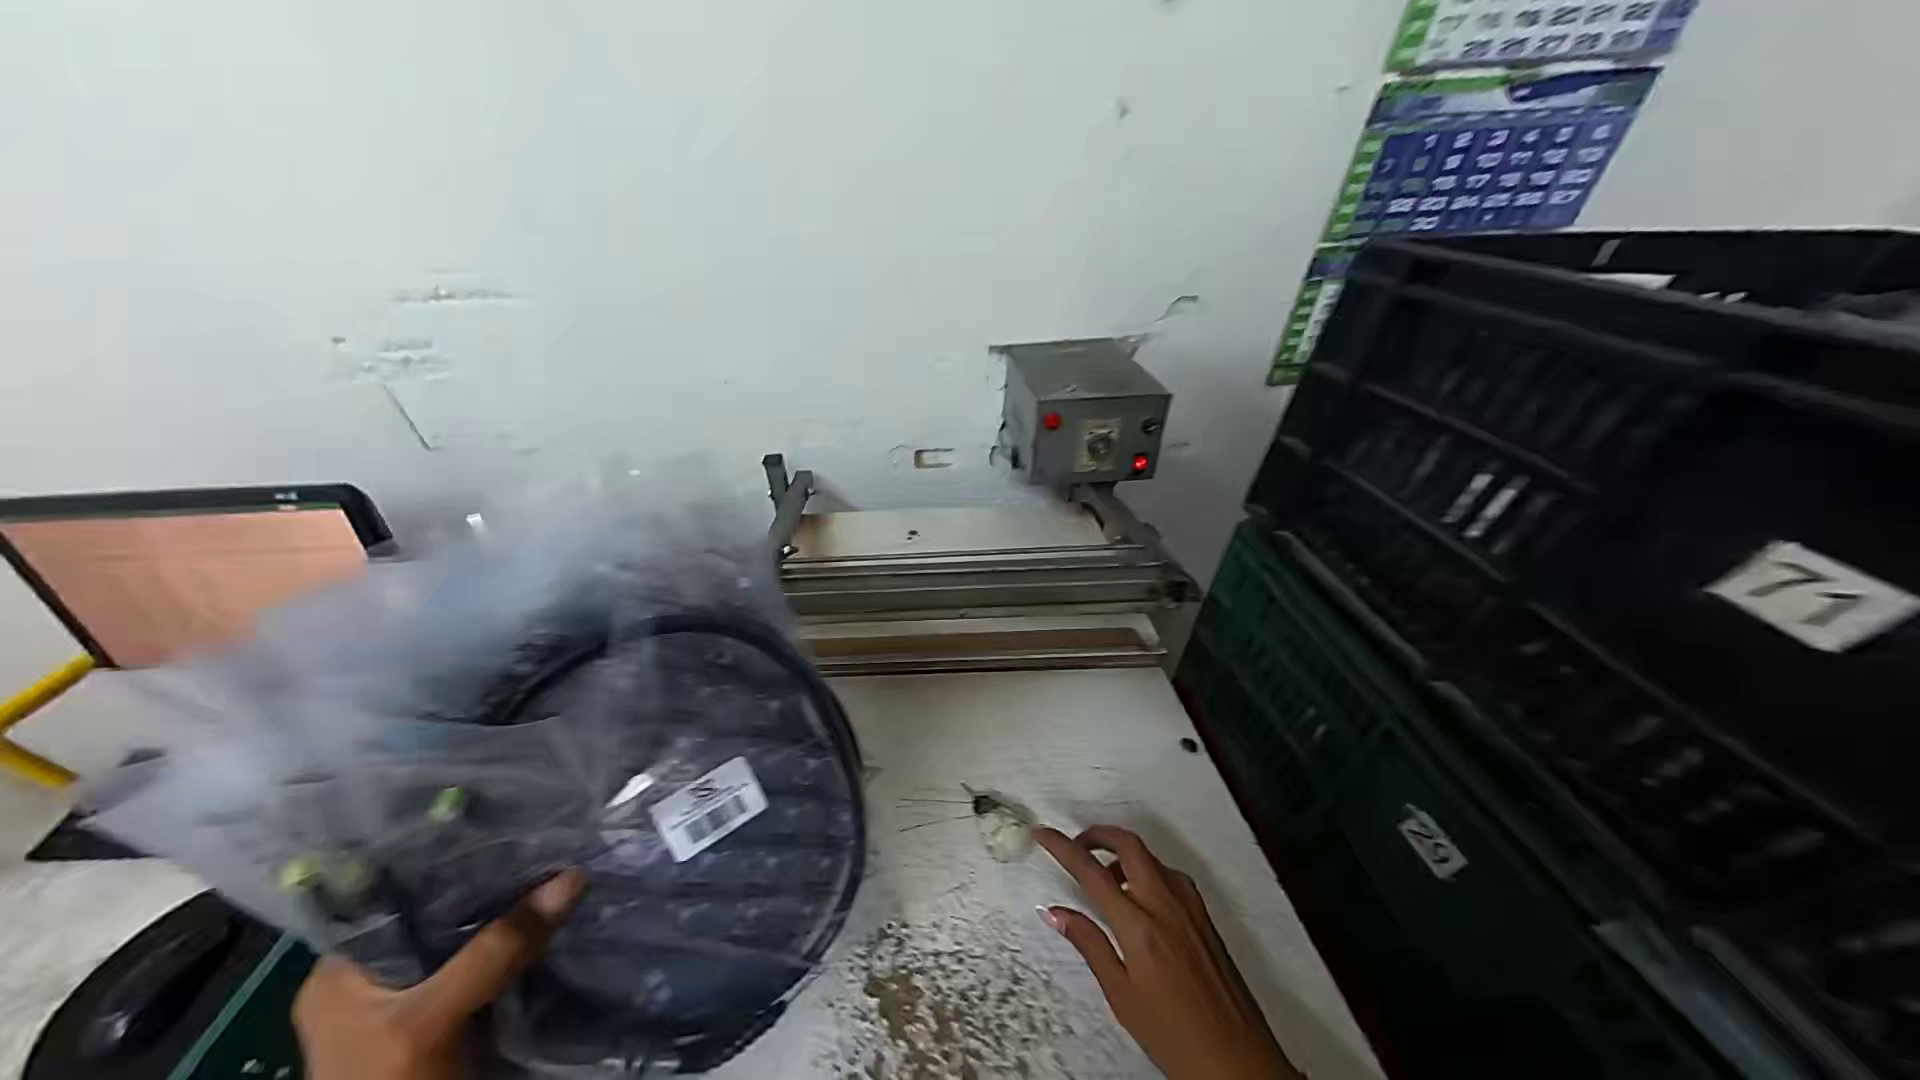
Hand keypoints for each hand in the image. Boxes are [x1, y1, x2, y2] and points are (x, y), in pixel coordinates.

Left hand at [293, 869, 586, 1079]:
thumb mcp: (432, 1021)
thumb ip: (497, 949)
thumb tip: (572, 876)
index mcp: (342, 970)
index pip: (397, 890)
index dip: (451, 855)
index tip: (508, 823)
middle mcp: (375, 977)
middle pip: (442, 912)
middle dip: (494, 882)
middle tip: (548, 840)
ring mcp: (415, 1000)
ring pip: (470, 937)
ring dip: (512, 911)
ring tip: (559, 863)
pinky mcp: (452, 1016)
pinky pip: (489, 963)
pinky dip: (519, 942)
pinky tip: (553, 914)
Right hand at [1035, 826, 1299, 1079]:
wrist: (1238, 1061)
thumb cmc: (1179, 1038)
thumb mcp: (1121, 995)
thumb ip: (1088, 944)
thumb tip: (1057, 914)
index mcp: (1140, 927)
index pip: (1091, 871)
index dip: (1062, 847)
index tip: (1044, 834)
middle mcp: (1167, 905)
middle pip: (1127, 844)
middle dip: (1096, 834)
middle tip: (1075, 844)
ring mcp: (1190, 907)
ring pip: (1149, 856)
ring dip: (1121, 852)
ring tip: (1103, 877)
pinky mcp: (1204, 915)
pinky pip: (1168, 874)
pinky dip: (1145, 870)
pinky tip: (1137, 896)